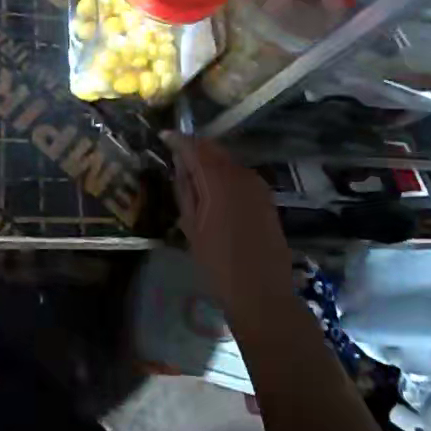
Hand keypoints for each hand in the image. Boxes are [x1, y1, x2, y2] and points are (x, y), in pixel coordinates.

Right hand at [163, 132, 294, 299]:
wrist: (262, 294)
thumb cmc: (218, 264)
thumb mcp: (191, 227)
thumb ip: (185, 190)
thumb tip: (180, 165)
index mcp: (219, 182)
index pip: (195, 148)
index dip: (178, 140)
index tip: (164, 136)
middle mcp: (241, 176)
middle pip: (215, 150)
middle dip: (195, 147)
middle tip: (175, 152)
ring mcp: (258, 187)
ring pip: (228, 161)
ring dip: (210, 159)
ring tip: (191, 170)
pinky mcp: (266, 198)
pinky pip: (240, 175)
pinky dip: (224, 172)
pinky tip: (213, 186)